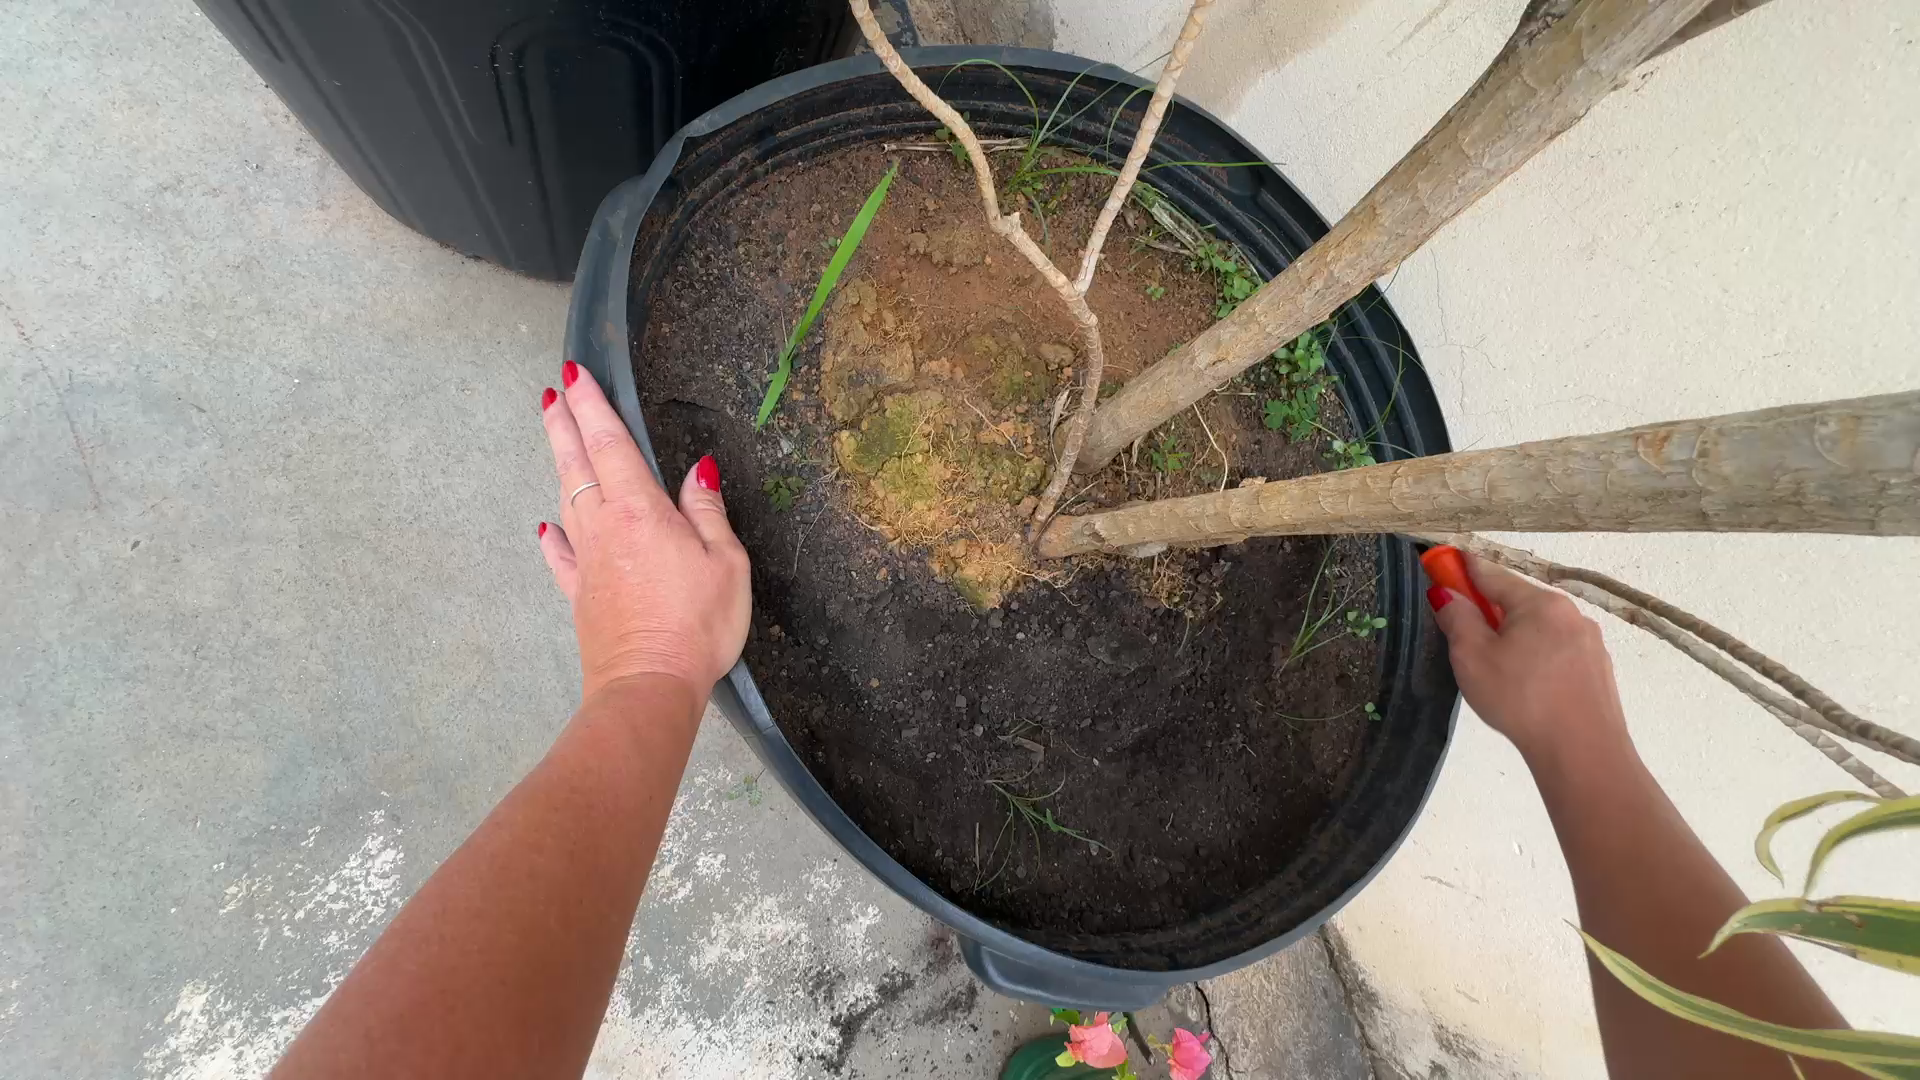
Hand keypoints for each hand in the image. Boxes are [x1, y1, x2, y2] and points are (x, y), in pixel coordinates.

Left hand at [536, 361, 750, 702]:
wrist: (650, 684)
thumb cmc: (698, 622)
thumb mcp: (726, 562)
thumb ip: (708, 512)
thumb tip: (698, 471)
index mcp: (641, 512)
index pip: (612, 445)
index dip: (593, 407)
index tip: (576, 375)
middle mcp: (605, 527)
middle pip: (578, 463)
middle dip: (565, 423)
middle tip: (552, 391)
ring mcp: (587, 561)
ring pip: (566, 498)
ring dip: (559, 462)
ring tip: (554, 436)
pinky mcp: (580, 592)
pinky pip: (560, 553)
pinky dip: (553, 534)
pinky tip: (546, 525)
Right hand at [1426, 552, 1628, 764]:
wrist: (1582, 751)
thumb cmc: (1519, 697)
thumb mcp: (1471, 655)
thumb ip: (1457, 618)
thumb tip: (1446, 594)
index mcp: (1540, 604)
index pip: (1491, 574)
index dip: (1461, 567)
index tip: (1441, 559)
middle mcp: (1570, 614)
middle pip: (1516, 599)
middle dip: (1486, 606)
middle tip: (1460, 627)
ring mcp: (1589, 641)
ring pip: (1536, 625)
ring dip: (1509, 631)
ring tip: (1490, 662)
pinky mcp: (1596, 667)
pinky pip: (1553, 646)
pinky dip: (1531, 650)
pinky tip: (1520, 678)